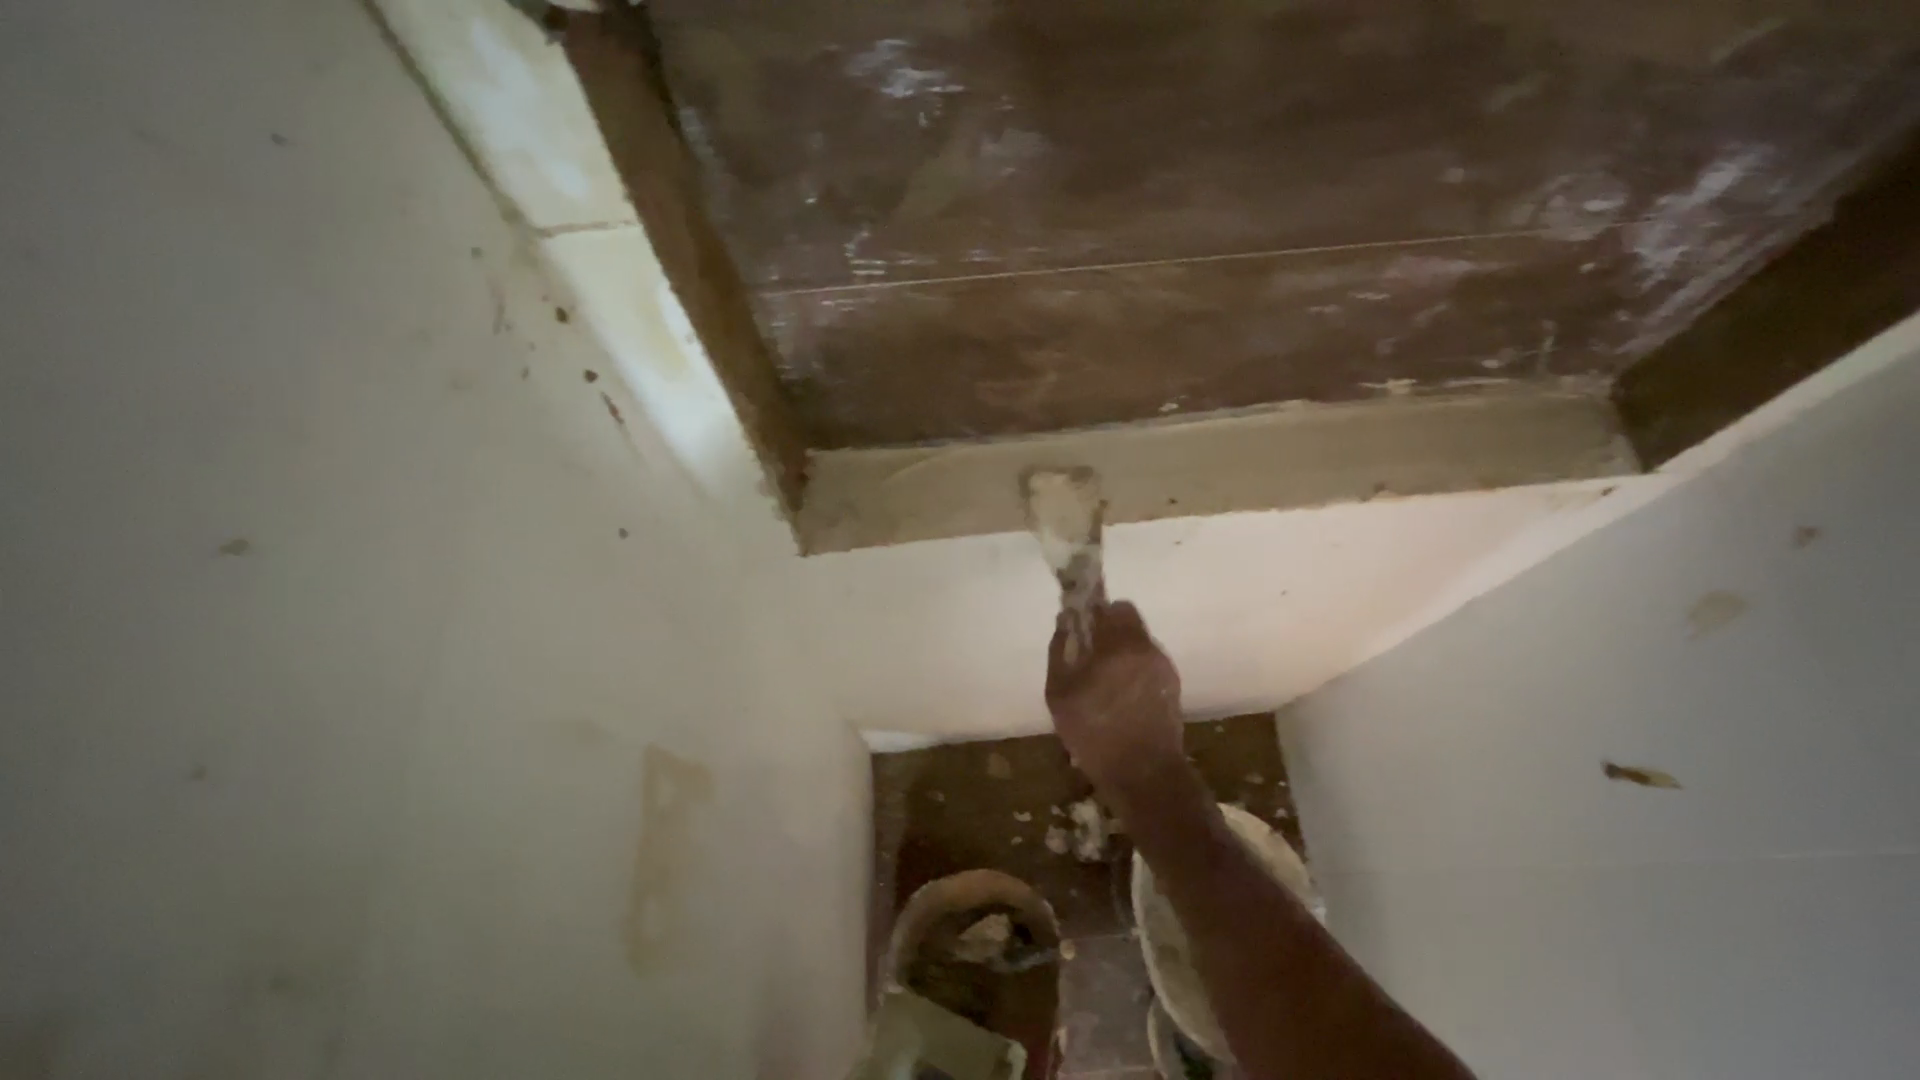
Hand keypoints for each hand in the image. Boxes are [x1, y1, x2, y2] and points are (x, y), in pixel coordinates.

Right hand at [1045, 601, 1184, 794]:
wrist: (1144, 773)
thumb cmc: (1095, 732)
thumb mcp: (1059, 693)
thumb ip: (1060, 650)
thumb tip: (1065, 621)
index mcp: (1120, 644)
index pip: (1111, 606)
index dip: (1092, 611)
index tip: (1079, 625)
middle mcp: (1147, 648)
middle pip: (1127, 621)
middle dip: (1107, 629)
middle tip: (1087, 654)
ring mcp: (1163, 667)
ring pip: (1138, 643)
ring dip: (1120, 650)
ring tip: (1101, 681)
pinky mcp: (1172, 686)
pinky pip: (1147, 664)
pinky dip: (1133, 669)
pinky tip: (1119, 697)